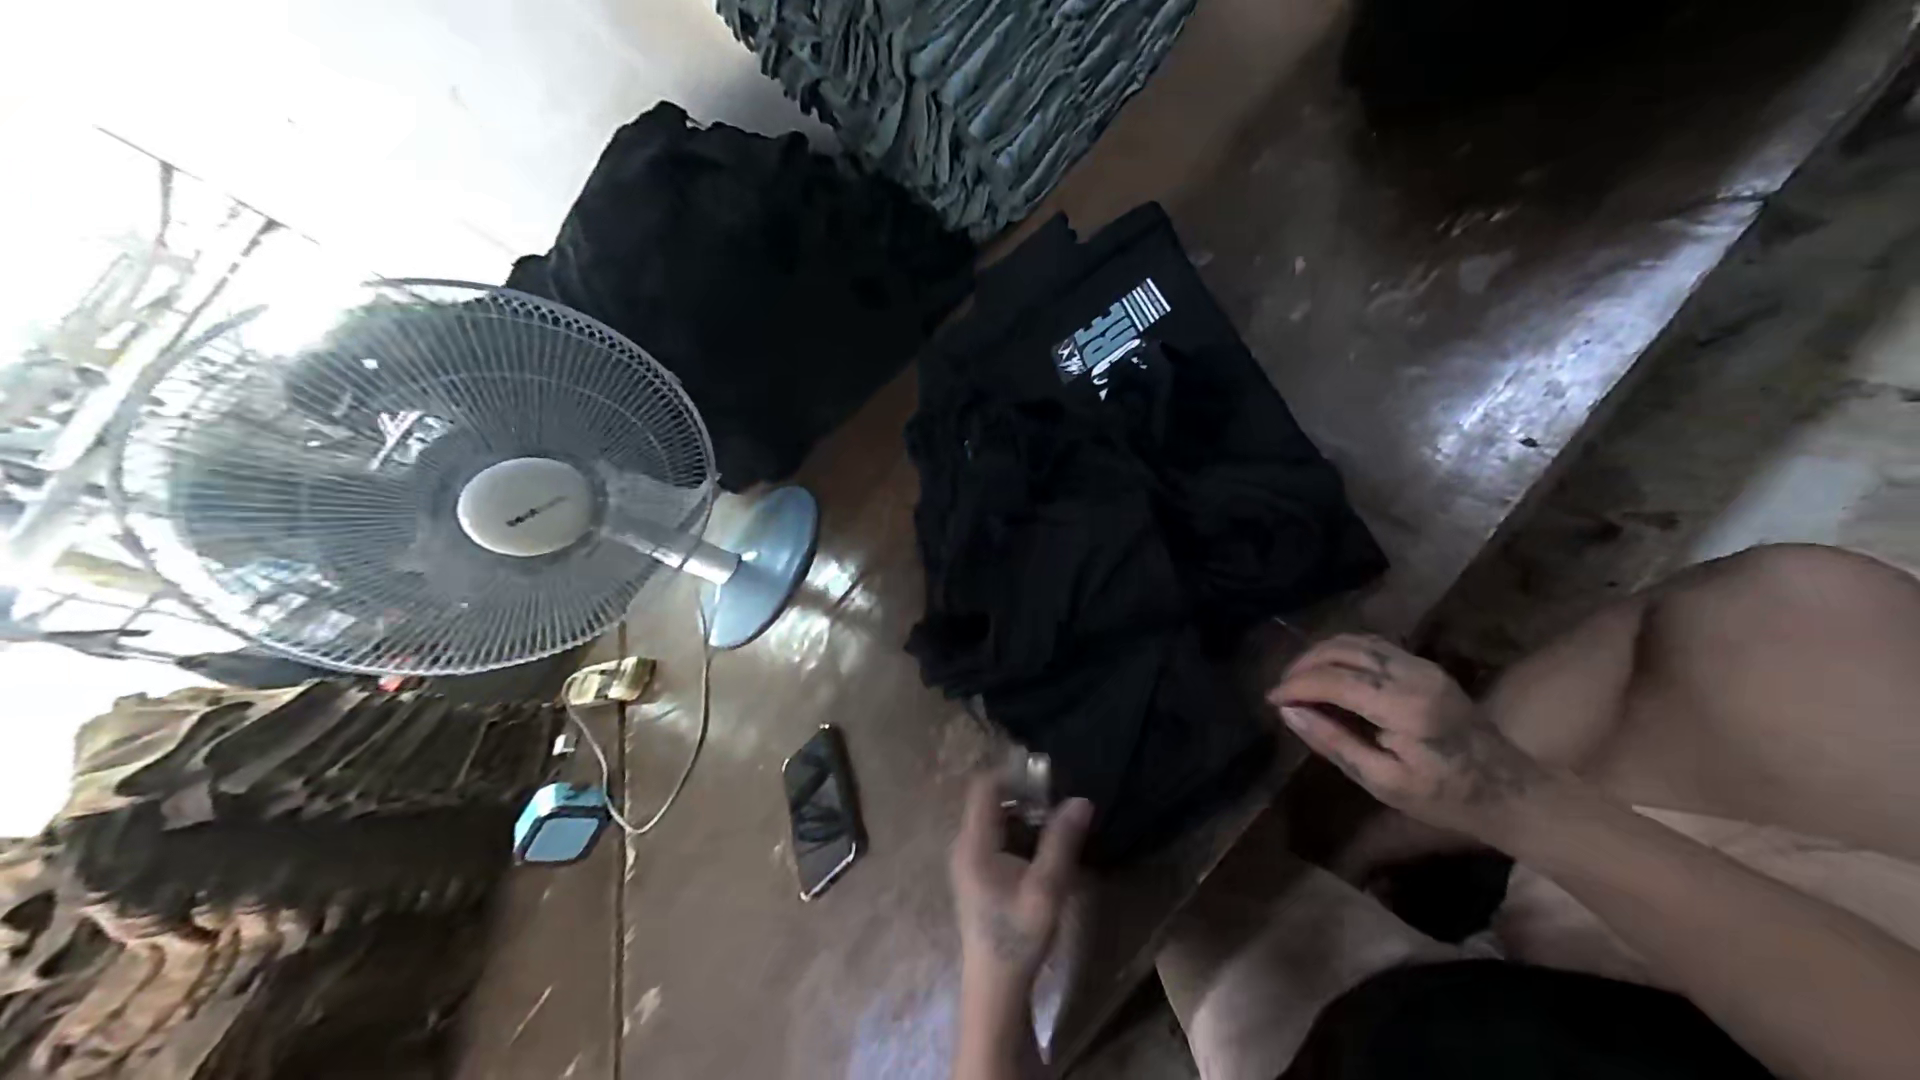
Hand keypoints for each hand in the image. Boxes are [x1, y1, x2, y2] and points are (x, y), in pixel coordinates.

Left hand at [949, 774, 1093, 994]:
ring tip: (1056, 826)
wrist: (995, 987)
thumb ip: (1061, 841)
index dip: (1014, 775)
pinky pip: (995, 836)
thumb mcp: (1047, 888)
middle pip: (989, 800)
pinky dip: (1018, 833)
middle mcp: (964, 845)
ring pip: (994, 818)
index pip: (985, 787)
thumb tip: (1081, 800)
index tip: (1047, 779)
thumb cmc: (1018, 936)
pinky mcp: (975, 873)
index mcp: (974, 843)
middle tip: (1058, 805)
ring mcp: (967, 860)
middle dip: (1024, 796)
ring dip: (1024, 816)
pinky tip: (1043, 851)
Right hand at [1270, 634, 1547, 840]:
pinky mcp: (1426, 666)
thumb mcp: (1383, 782)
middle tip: (1281, 689)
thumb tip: (1288, 711)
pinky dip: (1341, 651)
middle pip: (1342, 651)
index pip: (1334, 680)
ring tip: (1298, 678)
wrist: (1513, 792)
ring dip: (1319, 654)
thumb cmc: (1446, 798)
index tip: (1271, 700)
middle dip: (1303, 665)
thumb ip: (1333, 742)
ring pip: (1356, 641)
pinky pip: (1372, 645)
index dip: (1296, 686)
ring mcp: (1423, 666)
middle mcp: (1414, 675)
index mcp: (1405, 708)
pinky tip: (1327, 670)